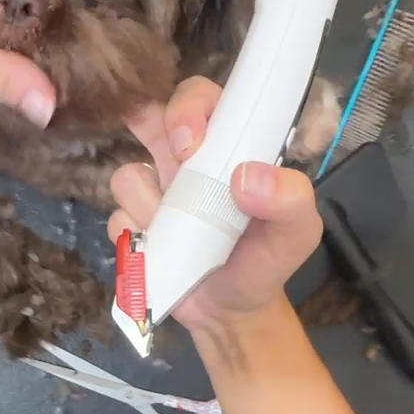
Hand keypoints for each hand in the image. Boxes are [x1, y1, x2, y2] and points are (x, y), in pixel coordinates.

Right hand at [108, 77, 323, 336]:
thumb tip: (248, 177)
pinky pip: (117, 223)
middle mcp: (184, 163)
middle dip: (148, 127)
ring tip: (179, 235)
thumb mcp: (297, 232)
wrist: (231, 313)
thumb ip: (290, 199)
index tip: (191, 142)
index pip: (203, 101)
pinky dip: (136, 240)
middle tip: (177, 165)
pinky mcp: (132, 229)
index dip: (190, 107)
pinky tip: (160, 255)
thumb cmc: (266, 260)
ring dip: (150, 206)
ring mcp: (154, 195)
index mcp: (227, 148)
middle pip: (149, 116)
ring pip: (127, 177)